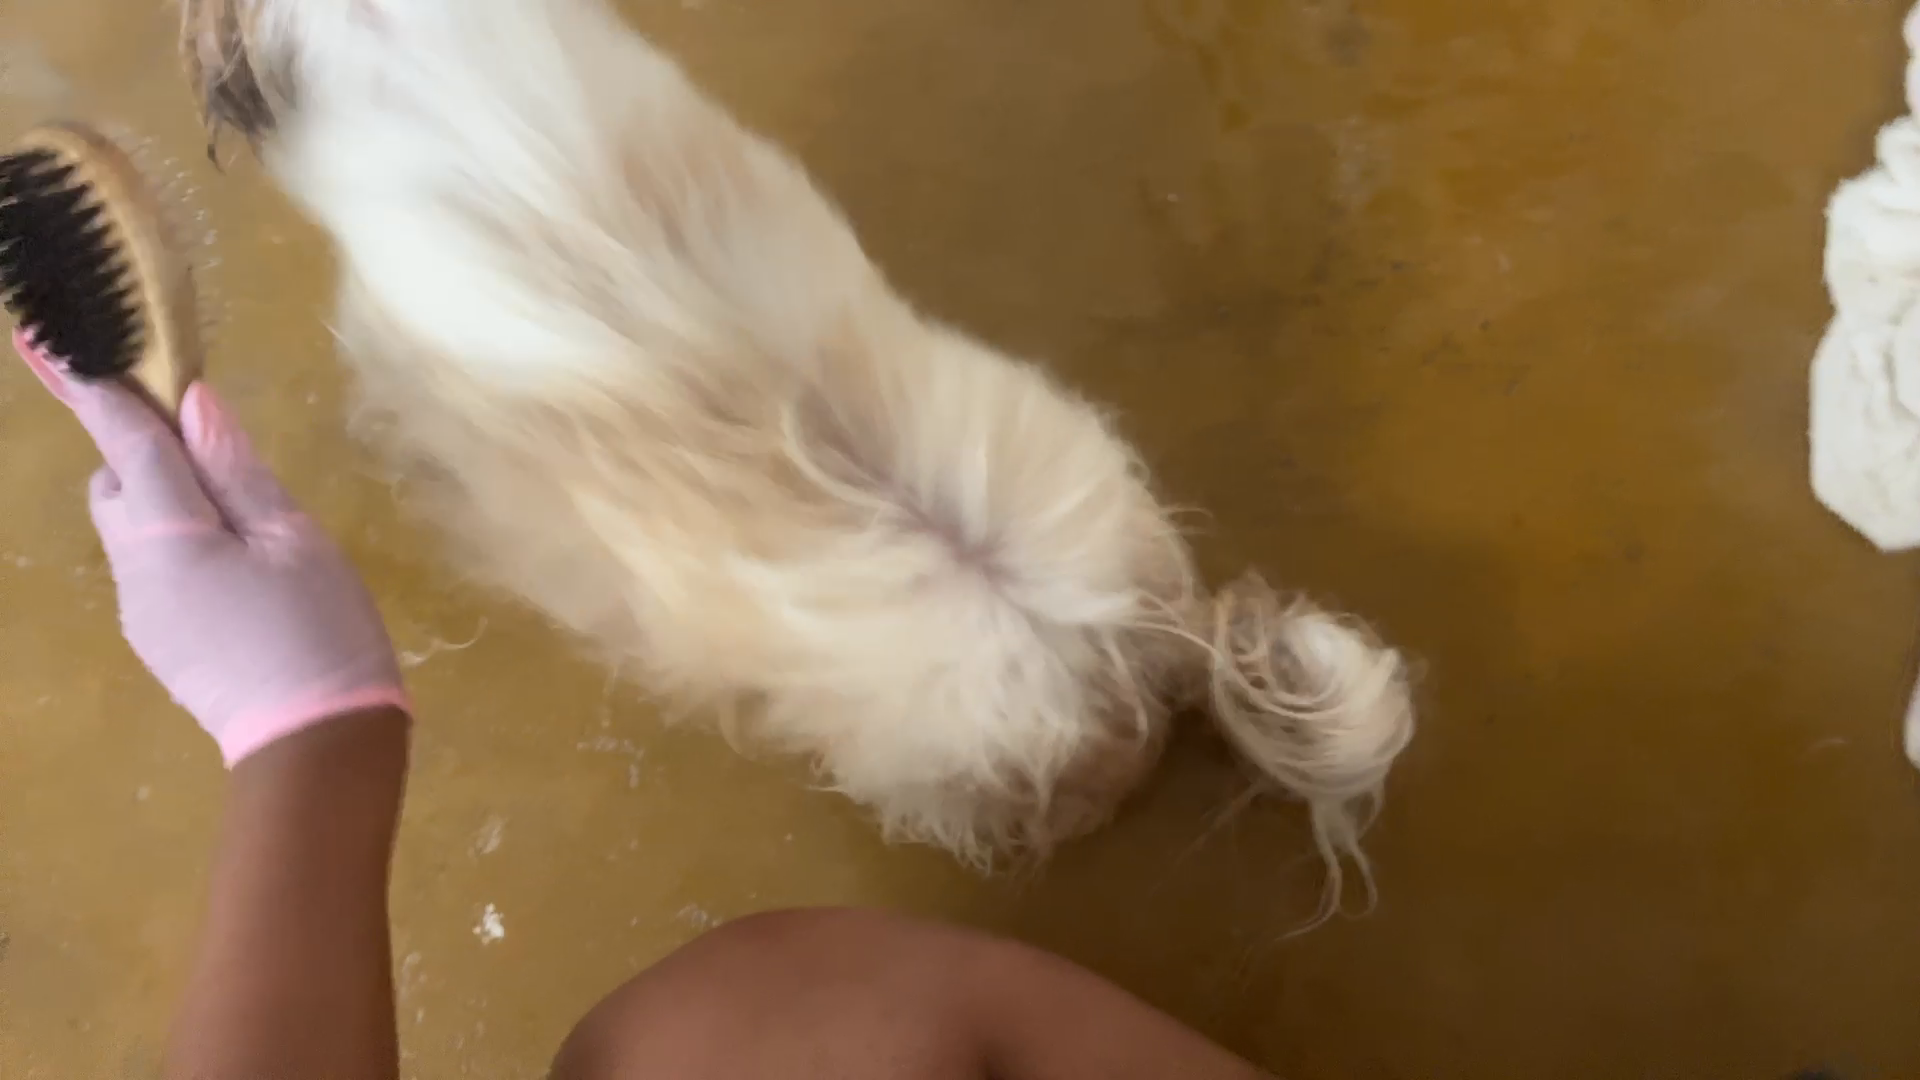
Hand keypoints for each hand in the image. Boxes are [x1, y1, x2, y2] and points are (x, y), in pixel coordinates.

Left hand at [13, 329, 409, 763]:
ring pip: (139, 534)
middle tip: (222, 459)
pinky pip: (158, 573)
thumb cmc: (322, 625)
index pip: (128, 447)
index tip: (58, 344)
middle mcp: (132, 569)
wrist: (316, 731)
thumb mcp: (300, 543)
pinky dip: (190, 553)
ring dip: (178, 511)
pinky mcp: (158, 638)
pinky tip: (252, 583)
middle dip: (152, 460)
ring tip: (257, 536)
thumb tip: (199, 406)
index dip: (103, 395)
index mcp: (170, 537)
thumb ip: (244, 476)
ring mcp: (139, 609)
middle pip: (120, 490)